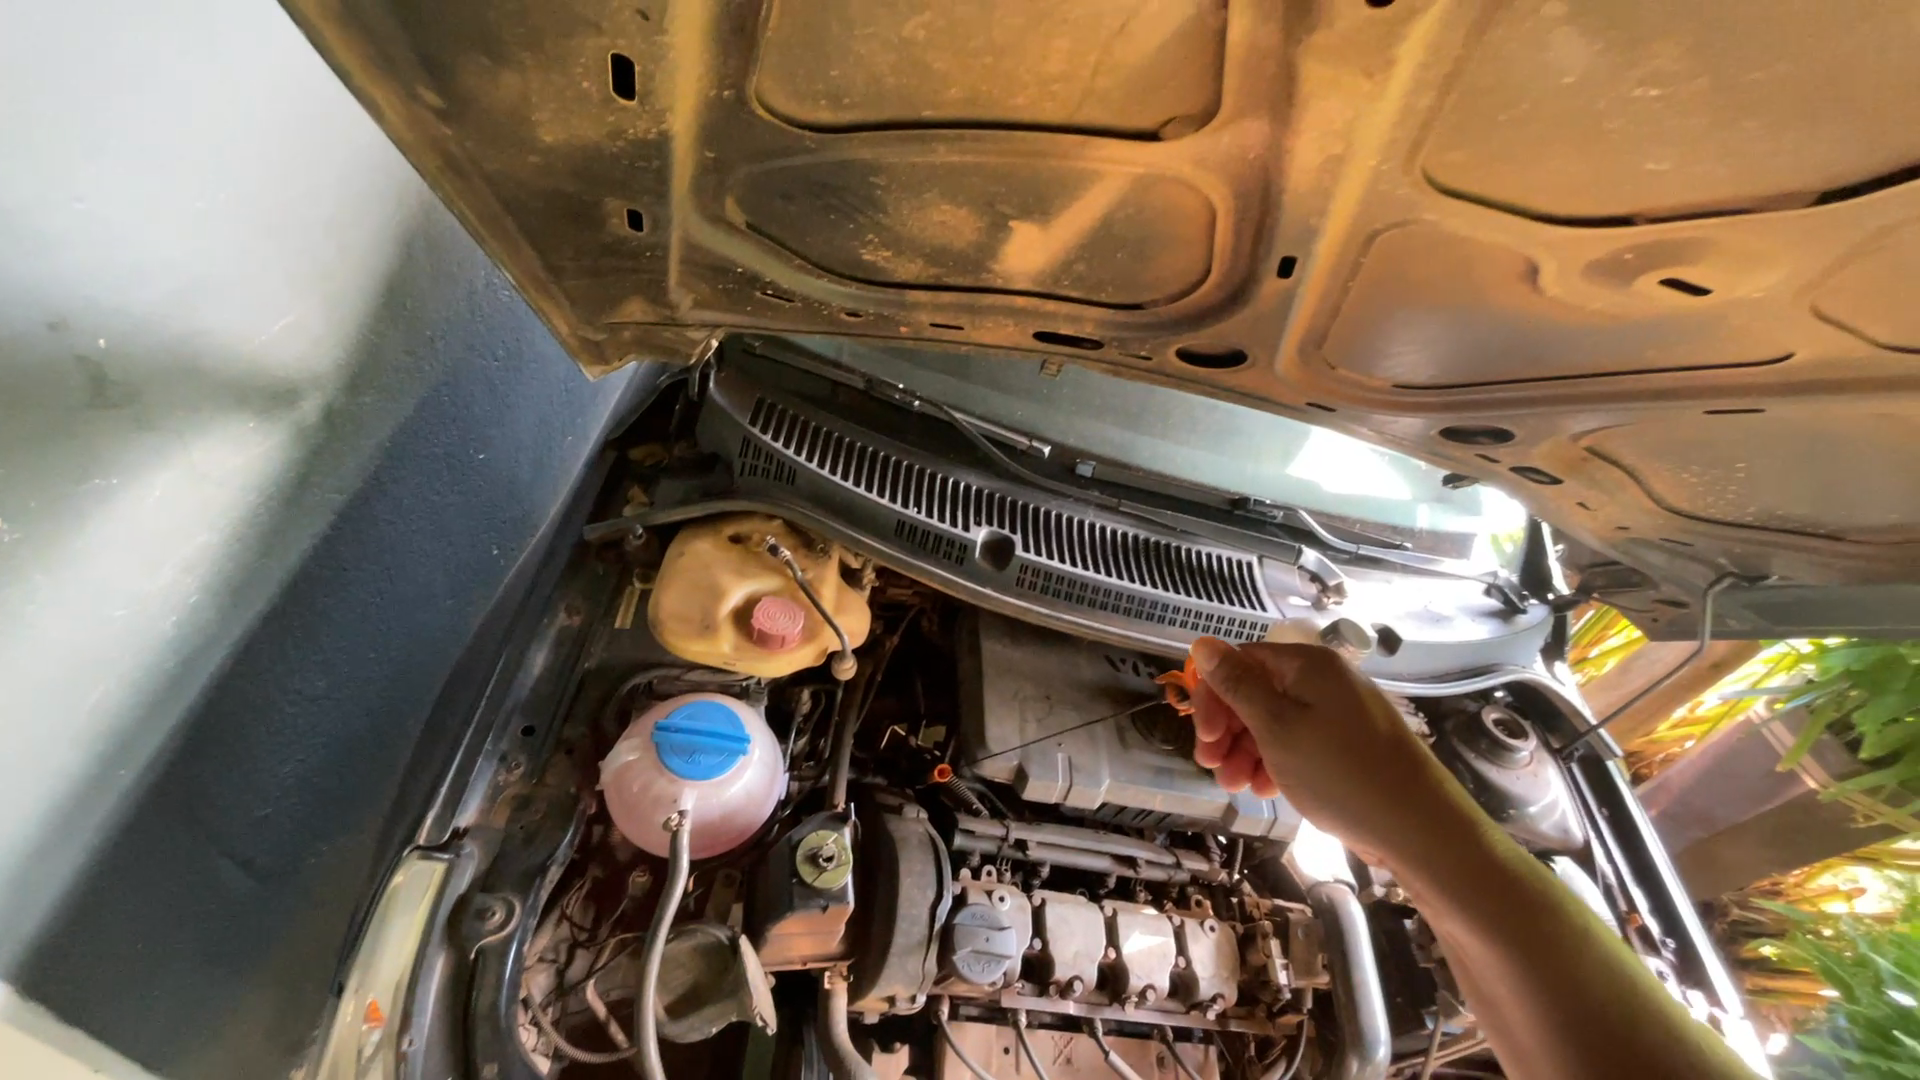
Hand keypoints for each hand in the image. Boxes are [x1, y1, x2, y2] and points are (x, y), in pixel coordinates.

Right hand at [1188, 637, 1479, 865]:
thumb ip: (1235, 684)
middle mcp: (1321, 681)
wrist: (1423, 830)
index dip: (1212, 695)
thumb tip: (1202, 642)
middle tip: (1211, 765)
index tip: (1203, 736)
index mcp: (1305, 665)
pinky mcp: (1346, 745)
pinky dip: (1273, 761)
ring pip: (1272, 722)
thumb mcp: (1276, 727)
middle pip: (1254, 692)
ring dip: (1244, 750)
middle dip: (1226, 729)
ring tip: (1234, 786)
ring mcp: (1337, 714)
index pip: (1239, 662)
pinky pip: (1297, 742)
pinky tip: (1263, 789)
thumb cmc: (1341, 772)